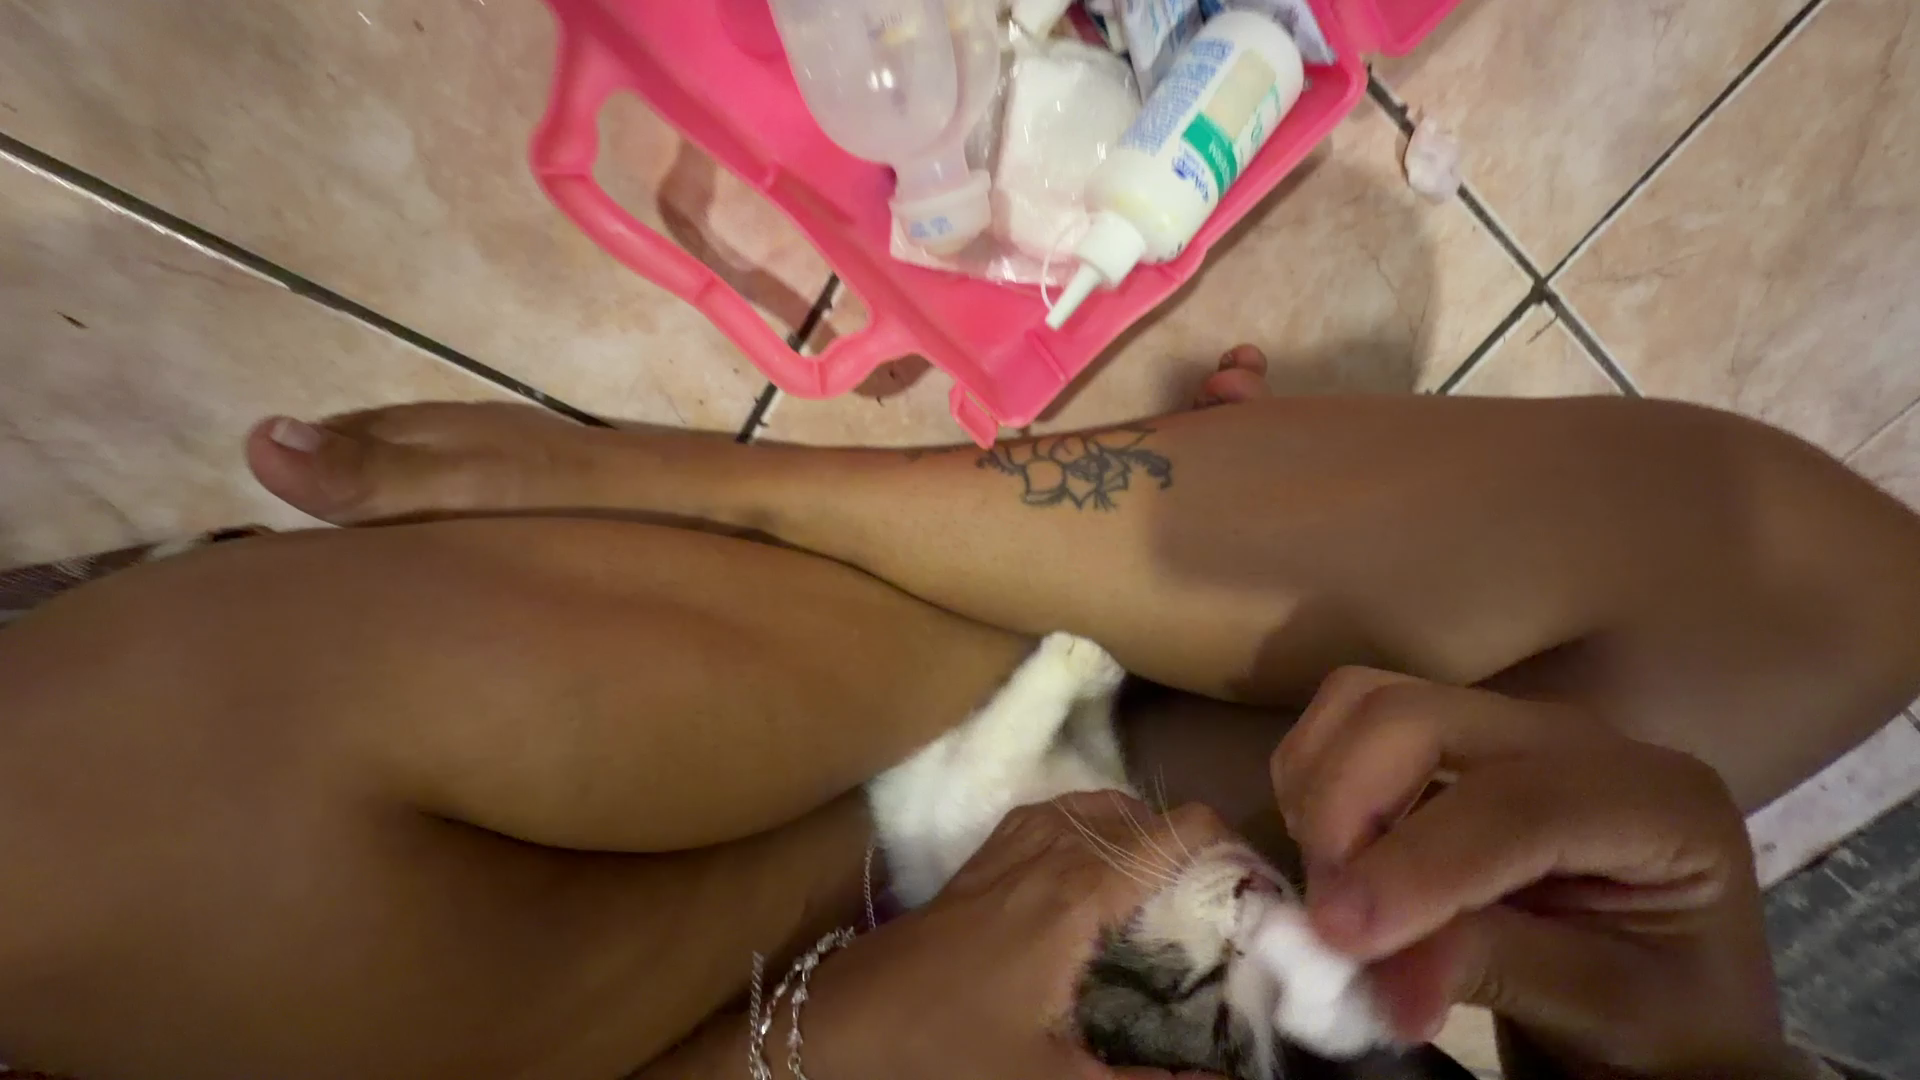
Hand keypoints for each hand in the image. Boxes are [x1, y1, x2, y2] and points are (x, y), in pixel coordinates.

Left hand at [804, 795, 1232, 1079]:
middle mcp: (1051, 848)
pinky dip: (1091, 822)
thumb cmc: (955, 1047)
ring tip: (1163, 883)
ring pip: (1096, 804)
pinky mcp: (986, 850)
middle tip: (1215, 898)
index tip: (1254, 885)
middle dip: (1187, 844)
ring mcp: (1013, 841)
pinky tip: (1092, 863)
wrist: (855, 1018)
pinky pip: (1054, 810)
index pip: (1171, 833)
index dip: (1225, 845)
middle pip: (1139, 814)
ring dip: (1139, 830)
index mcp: (1078, 892)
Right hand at [1272, 668, 1793, 1079]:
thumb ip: (1491, 973)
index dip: (1417, 864)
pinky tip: (1333, 843)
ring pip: (1362, 699)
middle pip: (1414, 718)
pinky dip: (1311, 772)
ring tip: (1329, 873)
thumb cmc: (1657, 1010)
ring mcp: (1491, 718)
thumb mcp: (1607, 1011)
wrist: (1646, 980)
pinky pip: (1342, 714)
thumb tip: (1373, 972)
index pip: (1513, 804)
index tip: (1340, 933)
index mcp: (1652, 800)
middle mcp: (1566, 733)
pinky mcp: (1435, 725)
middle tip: (1326, 903)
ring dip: (1318, 783)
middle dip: (1344, 805)